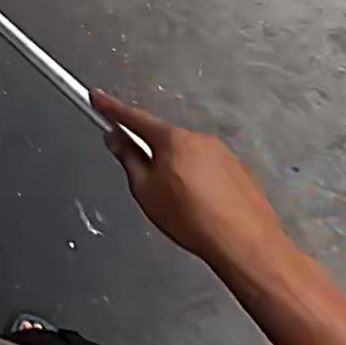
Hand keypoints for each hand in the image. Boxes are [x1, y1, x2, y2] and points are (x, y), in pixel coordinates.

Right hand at [92, 89, 291, 271]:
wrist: (247, 246)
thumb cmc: (196, 220)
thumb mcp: (144, 189)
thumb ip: (127, 157)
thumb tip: (117, 139)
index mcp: (173, 139)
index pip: (133, 117)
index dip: (111, 107)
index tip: (98, 98)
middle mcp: (199, 139)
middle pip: (161, 136)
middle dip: (148, 151)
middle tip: (142, 178)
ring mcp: (223, 154)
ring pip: (185, 154)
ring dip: (174, 168)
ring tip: (176, 202)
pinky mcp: (239, 171)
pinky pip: (207, 167)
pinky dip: (197, 180)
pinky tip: (197, 205)